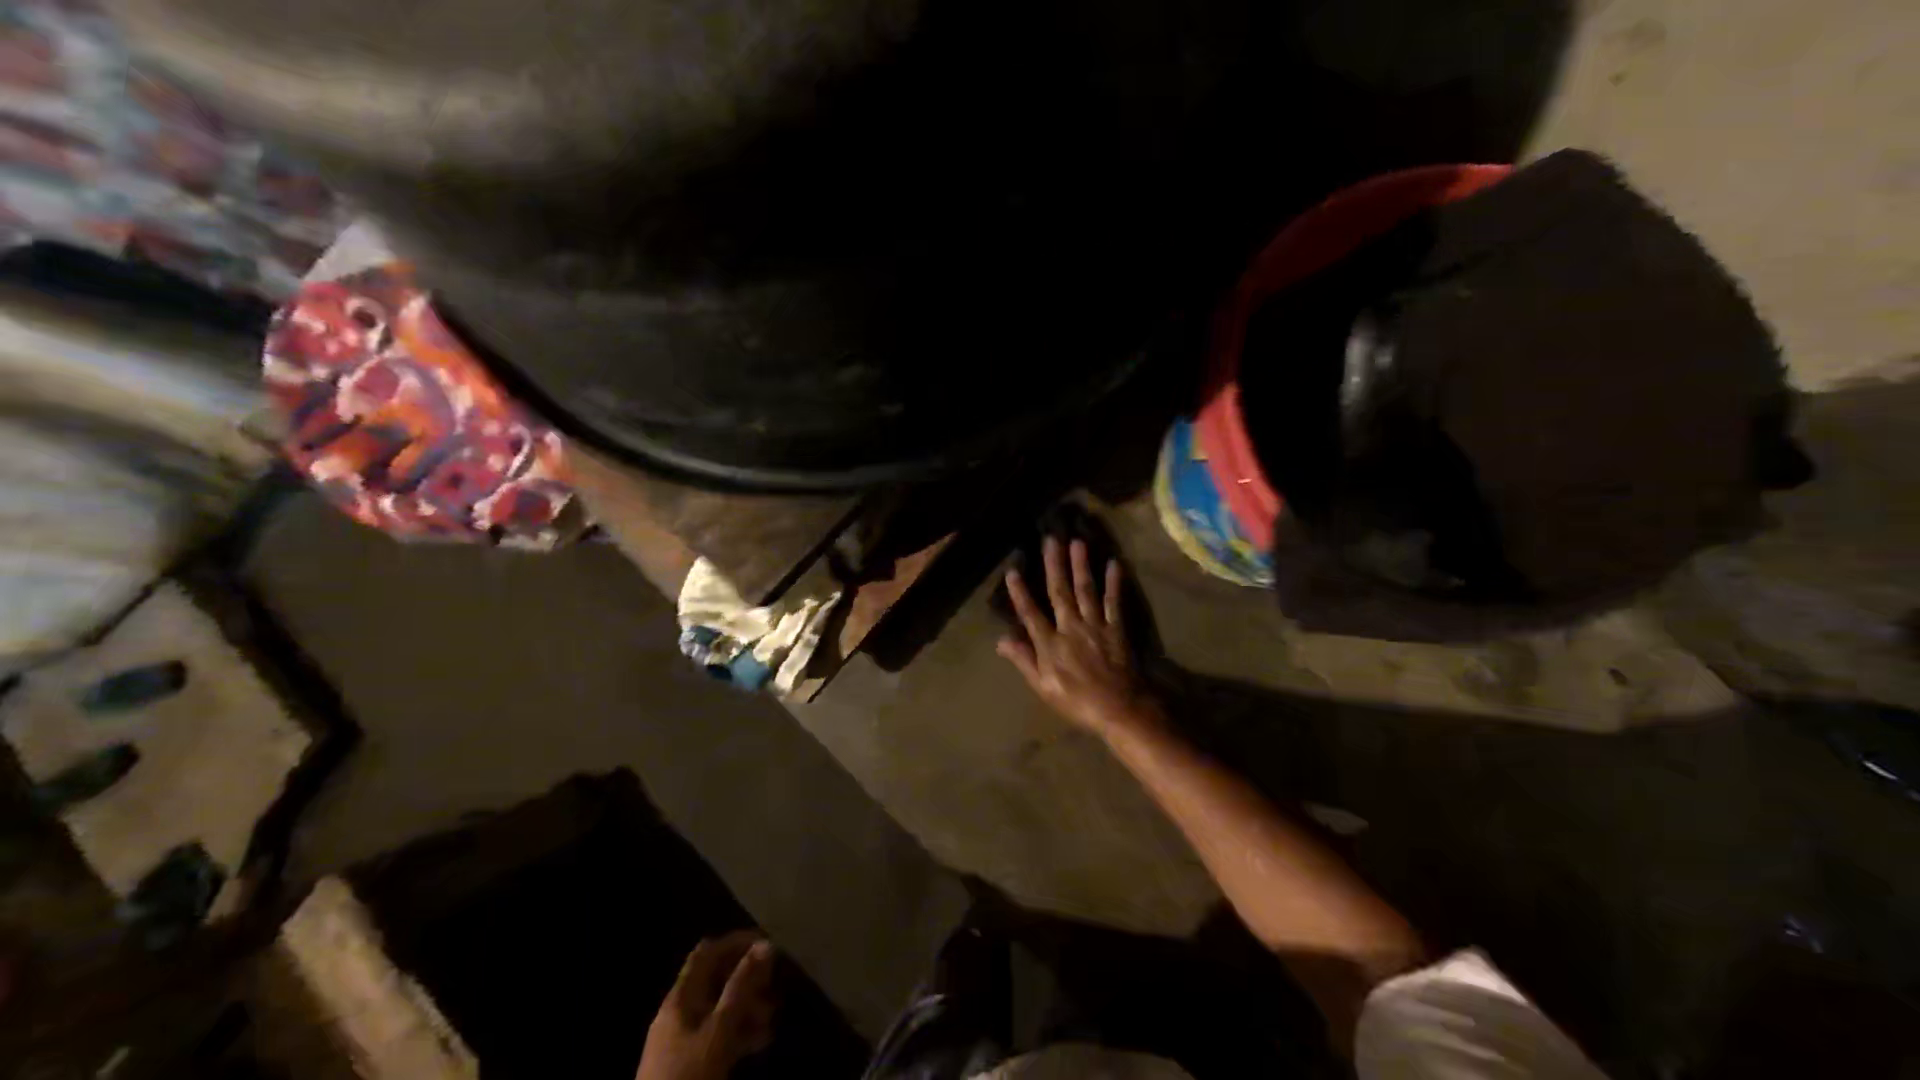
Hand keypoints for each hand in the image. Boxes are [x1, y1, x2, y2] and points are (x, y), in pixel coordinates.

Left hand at [636, 932, 776, 1079]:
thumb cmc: (688, 1074)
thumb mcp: (720, 1030)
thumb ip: (742, 986)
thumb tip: (765, 945)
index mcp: (682, 996)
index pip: (708, 951)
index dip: (737, 942)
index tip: (767, 945)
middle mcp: (681, 1010)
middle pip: (717, 979)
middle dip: (748, 978)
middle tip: (775, 985)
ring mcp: (683, 1037)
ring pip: (721, 1008)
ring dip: (748, 1007)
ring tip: (772, 1017)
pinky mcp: (689, 1061)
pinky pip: (718, 1034)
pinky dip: (740, 1031)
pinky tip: (760, 1041)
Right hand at [997, 536, 1157, 735]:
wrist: (1120, 709)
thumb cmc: (1077, 702)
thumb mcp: (1043, 688)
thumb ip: (1024, 660)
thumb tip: (1001, 640)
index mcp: (1050, 644)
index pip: (1031, 613)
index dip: (1021, 592)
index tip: (1013, 570)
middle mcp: (1071, 628)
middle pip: (1060, 591)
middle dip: (1054, 564)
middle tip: (1051, 539)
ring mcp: (1095, 626)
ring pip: (1085, 589)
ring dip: (1080, 565)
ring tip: (1077, 542)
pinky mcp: (1116, 628)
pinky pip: (1113, 602)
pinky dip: (1114, 583)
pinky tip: (1114, 563)